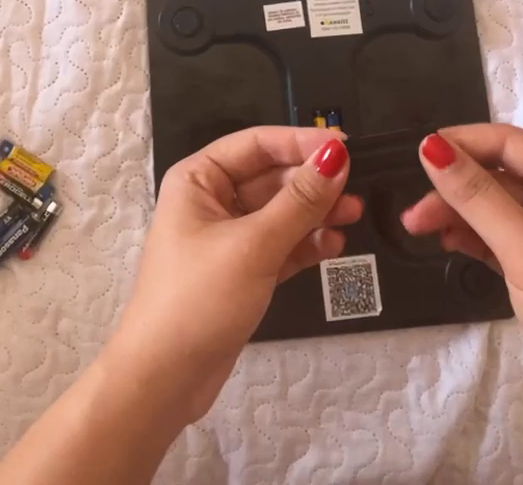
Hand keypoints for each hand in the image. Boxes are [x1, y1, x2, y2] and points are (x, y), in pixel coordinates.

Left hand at [106, 126, 359, 424]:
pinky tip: (334, 246)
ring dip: (316, 213)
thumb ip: (300, 200)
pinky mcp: (243, 270)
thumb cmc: (199, 298)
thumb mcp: (254, 245)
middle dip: (313, 181)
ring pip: (281, 212)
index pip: (257, 144)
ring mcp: (229, 237)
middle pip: (272, 176)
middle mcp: (212, 200)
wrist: (164, 380)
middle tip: (358, 188)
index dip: (301, 141)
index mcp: (199, 179)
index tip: (348, 147)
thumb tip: (337, 155)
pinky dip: (306, 243)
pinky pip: (281, 244)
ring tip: (354, 216)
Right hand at [402, 124, 522, 483]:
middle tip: (414, 214)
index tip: (416, 155)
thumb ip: (479, 198)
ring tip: (418, 229)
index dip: (463, 143)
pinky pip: (497, 236)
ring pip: (493, 206)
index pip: (511, 143)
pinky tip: (447, 243)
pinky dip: (471, 237)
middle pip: (498, 174)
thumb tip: (431, 147)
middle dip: (455, 186)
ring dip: (457, 213)